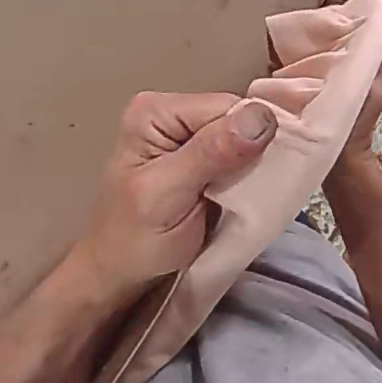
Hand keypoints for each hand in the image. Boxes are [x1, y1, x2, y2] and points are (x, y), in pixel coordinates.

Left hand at [76, 92, 277, 290]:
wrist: (122, 275)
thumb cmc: (133, 240)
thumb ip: (211, 153)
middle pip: (240, 119)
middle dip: (253, 153)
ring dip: (255, 167)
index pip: (228, 107)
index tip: (252, 178)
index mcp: (157, 110)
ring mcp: (190, 135)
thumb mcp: (168, 194)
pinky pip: (244, 156)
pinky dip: (250, 176)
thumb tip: (259, 117)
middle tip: (246, 191)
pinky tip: (243, 195)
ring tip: (244, 195)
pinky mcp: (205, 159)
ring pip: (247, 138)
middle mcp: (175, 113)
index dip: (251, 137)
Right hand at [323, 0, 381, 159]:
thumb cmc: (352, 122)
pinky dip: (319, 25)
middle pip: (357, 15)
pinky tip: (308, 18)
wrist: (336, 157)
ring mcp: (341, 65)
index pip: (375, 12)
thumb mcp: (369, 84)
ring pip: (340, 25)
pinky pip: (323, 42)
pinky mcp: (323, 74)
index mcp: (372, 53)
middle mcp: (358, 55)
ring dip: (335, 4)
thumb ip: (379, 51)